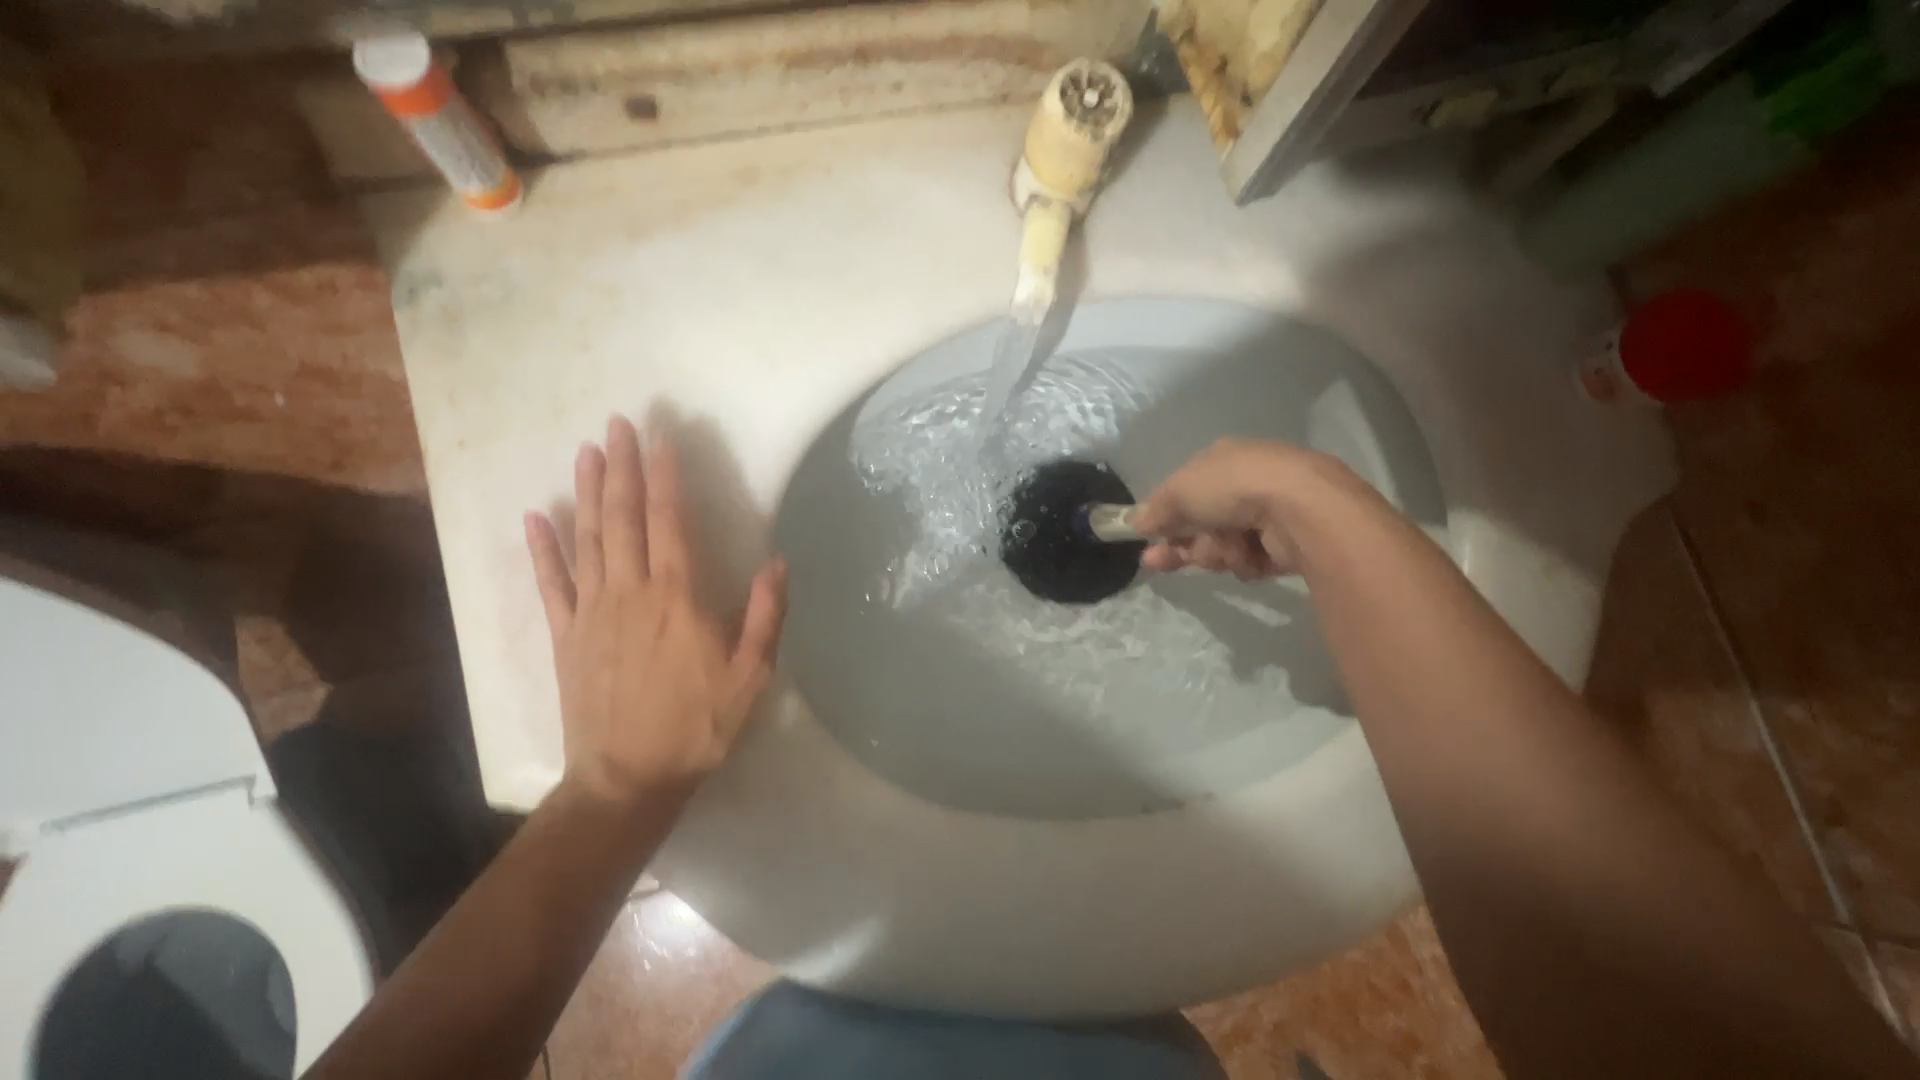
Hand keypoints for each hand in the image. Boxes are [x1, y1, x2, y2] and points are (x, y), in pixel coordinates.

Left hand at [524, 416, 787, 808]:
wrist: (628, 778)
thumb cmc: (697, 726)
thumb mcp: (751, 677)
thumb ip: (765, 617)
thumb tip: (776, 563)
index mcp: (677, 597)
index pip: (670, 522)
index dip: (666, 476)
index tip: (661, 437)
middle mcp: (630, 592)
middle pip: (623, 517)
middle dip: (622, 467)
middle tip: (617, 424)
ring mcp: (591, 612)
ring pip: (588, 539)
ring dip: (587, 493)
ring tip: (586, 452)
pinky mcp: (565, 636)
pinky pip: (551, 584)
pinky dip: (542, 549)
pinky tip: (534, 518)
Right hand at [1132, 438, 1317, 579]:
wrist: (1298, 507)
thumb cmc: (1233, 488)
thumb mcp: (1179, 491)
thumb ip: (1155, 508)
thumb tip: (1134, 522)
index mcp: (1221, 460)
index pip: (1184, 491)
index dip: (1164, 517)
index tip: (1147, 541)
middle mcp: (1245, 484)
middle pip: (1201, 524)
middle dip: (1184, 545)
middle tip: (1163, 561)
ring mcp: (1267, 513)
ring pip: (1223, 546)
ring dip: (1216, 552)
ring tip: (1227, 548)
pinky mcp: (1286, 543)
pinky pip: (1250, 561)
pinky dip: (1245, 561)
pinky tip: (1251, 554)